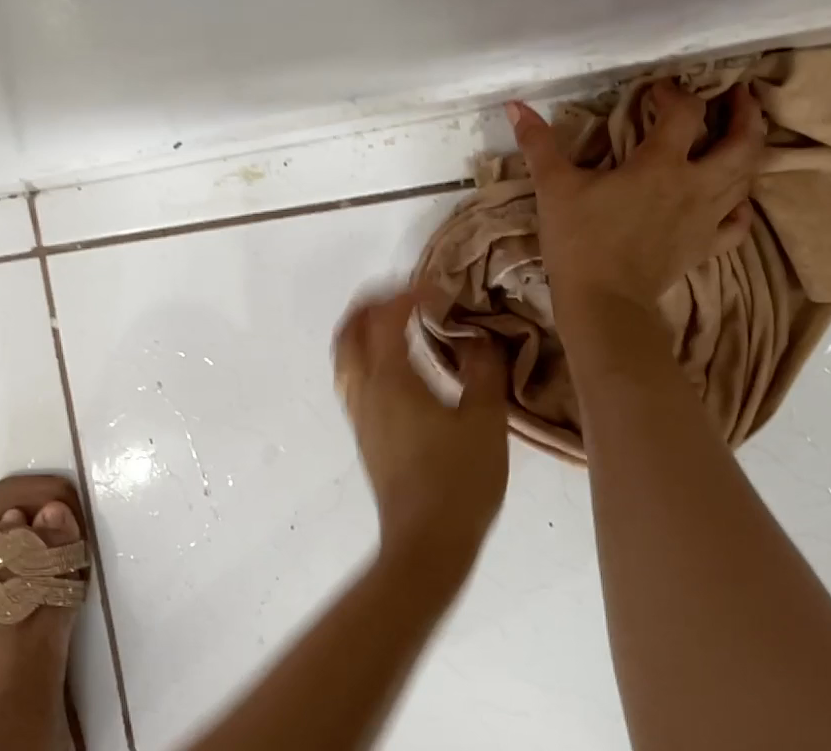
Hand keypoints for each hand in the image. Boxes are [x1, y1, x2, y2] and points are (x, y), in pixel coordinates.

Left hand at [333, 290, 509, 569]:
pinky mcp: (364, 435)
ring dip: (365, 329)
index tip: (440, 288)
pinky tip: (401, 366)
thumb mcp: (485, 419)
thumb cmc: (459, 479)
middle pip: (349, 330)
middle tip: (409, 295)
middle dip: (373, 303)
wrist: (427, 542)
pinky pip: (353, 377)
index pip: (385, 316)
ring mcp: (359, 415)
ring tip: (400, 323)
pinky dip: (368, 355)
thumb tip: (479, 339)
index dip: (409, 292)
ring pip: (345, 355)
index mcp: (390, 378)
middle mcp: (364, 390)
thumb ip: (483, 369)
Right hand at [507, 81, 766, 306]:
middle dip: (745, 114)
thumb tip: (516, 105)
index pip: (684, 113)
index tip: (656, 90)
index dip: (674, 92)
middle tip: (738, 96)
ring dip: (749, 151)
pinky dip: (741, 206)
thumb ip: (538, 143)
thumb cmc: (579, 241)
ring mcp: (706, 220)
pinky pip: (738, 224)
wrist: (602, 303)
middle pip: (742, 142)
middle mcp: (695, 186)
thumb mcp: (554, 187)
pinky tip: (734, 198)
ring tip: (740, 135)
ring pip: (747, 178)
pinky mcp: (705, 248)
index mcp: (661, 165)